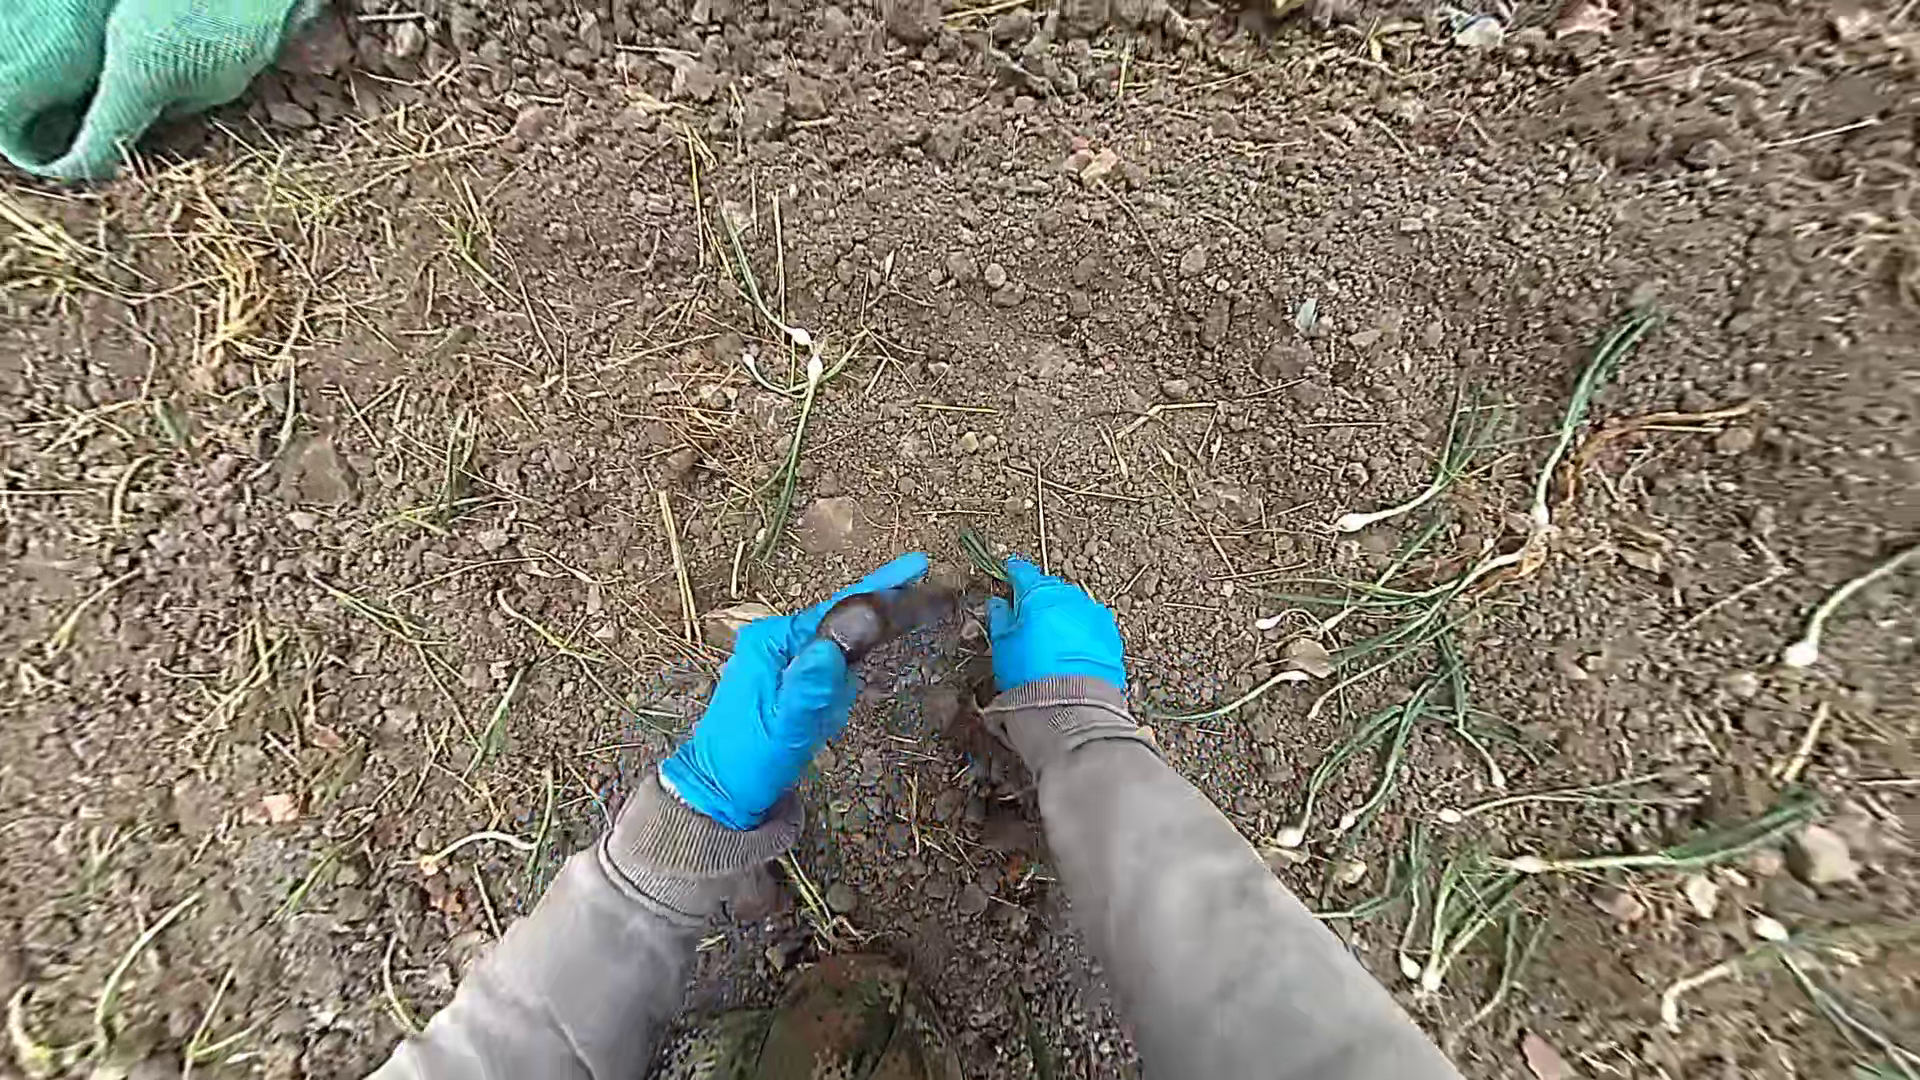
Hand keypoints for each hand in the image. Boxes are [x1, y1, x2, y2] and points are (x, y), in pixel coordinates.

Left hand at [660, 553, 929, 828]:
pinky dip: (849, 666)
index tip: (918, 566)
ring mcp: (785, 656)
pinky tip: (853, 679)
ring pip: (840, 639)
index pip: (837, 606)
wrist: (720, 790)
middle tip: (921, 588)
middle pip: (842, 615)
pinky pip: (831, 661)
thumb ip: (809, 688)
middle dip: (880, 609)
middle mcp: (779, 639)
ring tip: (891, 632)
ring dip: (865, 643)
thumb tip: (832, 648)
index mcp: (774, 640)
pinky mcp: (792, 676)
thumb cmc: (750, 758)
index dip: (880, 587)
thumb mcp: (784, 726)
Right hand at [985, 557, 1124, 693]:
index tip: (1009, 575)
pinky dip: (1080, 630)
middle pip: (1050, 588)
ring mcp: (1092, 616)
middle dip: (1039, 596)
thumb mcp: (1004, 646)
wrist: (1070, 709)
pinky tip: (1070, 648)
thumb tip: (999, 604)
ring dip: (1061, 613)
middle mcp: (1069, 598)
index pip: (1023, 573)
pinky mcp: (1109, 635)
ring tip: (1050, 636)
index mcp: (1039, 594)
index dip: (1014, 573)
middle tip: (1027, 614)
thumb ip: (1001, 618)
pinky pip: (1090, 624)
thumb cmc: (1030, 677)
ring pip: (1072, 605)